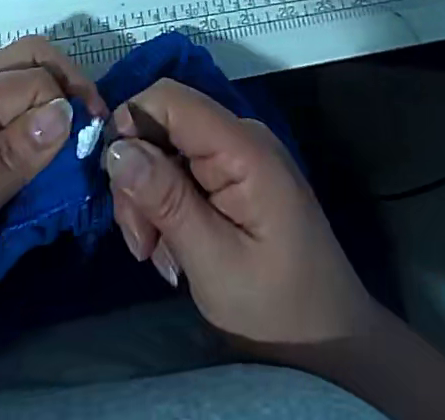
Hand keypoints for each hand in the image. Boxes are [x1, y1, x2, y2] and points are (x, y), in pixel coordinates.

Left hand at [0, 37, 105, 419]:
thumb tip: (65, 110)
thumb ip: (6, 160)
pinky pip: (6, 129)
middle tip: (91, 146)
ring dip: (55, 113)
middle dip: (67, 91)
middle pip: (24, 65)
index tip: (95, 154)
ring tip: (77, 161)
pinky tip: (49, 173)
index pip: (30, 77)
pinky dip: (36, 139)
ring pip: (18, 94)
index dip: (70, 105)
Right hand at [104, 79, 444, 419]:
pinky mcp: (229, 173)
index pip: (168, 98)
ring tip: (157, 253)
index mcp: (243, 147)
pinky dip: (162, 204)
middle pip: (159, 124)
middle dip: (136, 177)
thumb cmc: (277, 307)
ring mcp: (235, 154)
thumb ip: (165, 199)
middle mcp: (239, 136)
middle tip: (140, 242)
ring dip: (146, 199)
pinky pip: (177, 168)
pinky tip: (171, 246)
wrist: (330, 345)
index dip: (130, 126)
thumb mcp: (214, 260)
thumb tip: (114, 148)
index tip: (118, 185)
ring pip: (161, 148)